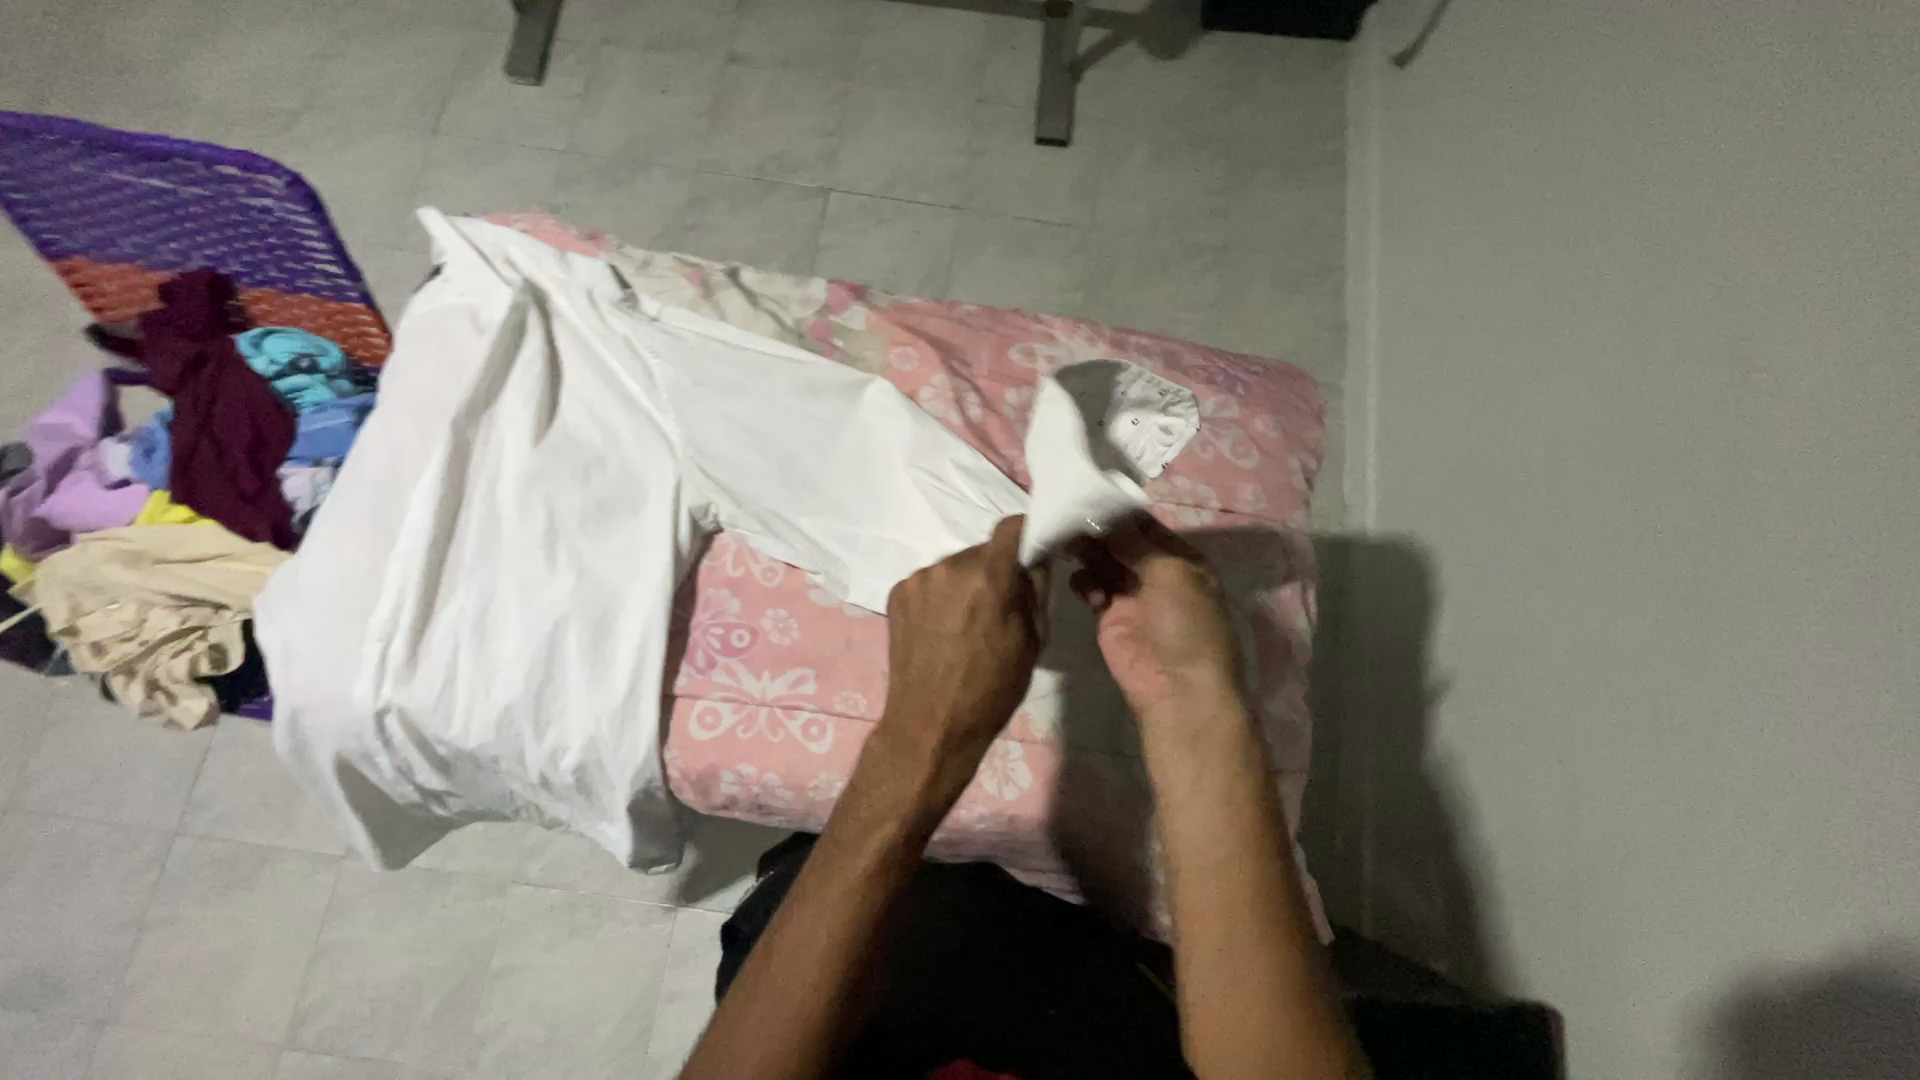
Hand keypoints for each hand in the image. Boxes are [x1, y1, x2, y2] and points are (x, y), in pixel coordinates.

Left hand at [874, 515, 1049, 785]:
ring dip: (965, 583)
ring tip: (965, 623)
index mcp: (989, 578)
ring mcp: (918, 579)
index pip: (1010, 527)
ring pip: (954, 567)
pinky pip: (930, 582)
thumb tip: (1037, 557)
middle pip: (981, 551)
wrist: (931, 725)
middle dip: (994, 570)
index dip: (1025, 532)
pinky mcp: (897, 593)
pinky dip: (940, 596)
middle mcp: (950, 567)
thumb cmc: (992, 689)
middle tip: (998, 604)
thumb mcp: (1034, 641)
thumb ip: (1037, 589)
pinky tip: (940, 629)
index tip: (1031, 547)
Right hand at [1070, 513, 1238, 719]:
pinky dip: (1084, 582)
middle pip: (1121, 542)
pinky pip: (1091, 588)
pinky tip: (1085, 586)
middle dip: (1098, 530)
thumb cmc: (1186, 623)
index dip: (1120, 512)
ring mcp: (1132, 596)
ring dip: (1087, 552)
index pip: (1146, 527)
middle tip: (1069, 516)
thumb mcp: (1171, 572)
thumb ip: (1135, 542)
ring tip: (1068, 545)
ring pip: (1103, 562)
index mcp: (1182, 559)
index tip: (1089, 495)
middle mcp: (1157, 573)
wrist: (1177, 688)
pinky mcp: (1109, 616)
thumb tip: (1106, 515)